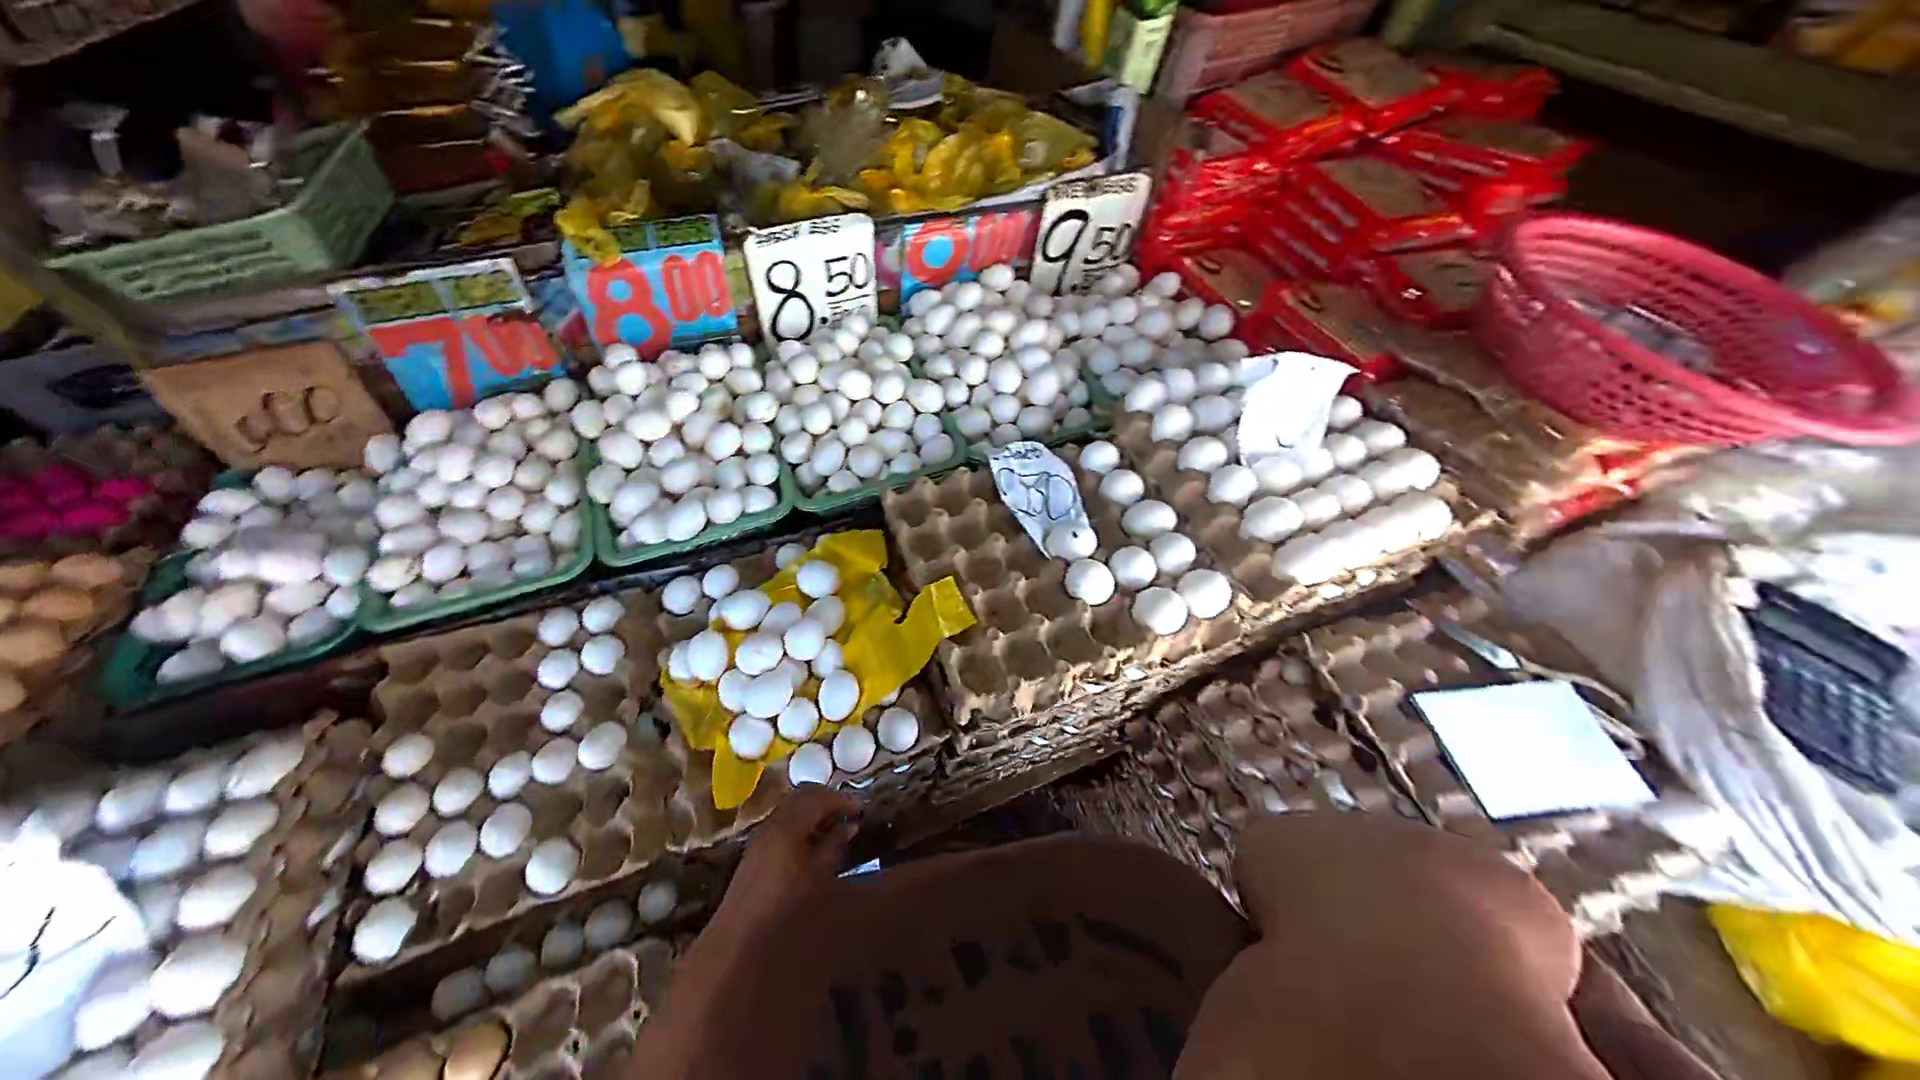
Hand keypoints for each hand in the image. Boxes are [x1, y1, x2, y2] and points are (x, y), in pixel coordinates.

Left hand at [714, 788, 859, 931]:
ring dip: (814, 814)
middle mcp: (771, 824)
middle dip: (827, 802)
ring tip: (835, 830)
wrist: (739, 945)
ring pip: (791, 811)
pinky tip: (814, 846)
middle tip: (849, 815)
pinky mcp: (755, 854)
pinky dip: (801, 827)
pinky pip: (783, 826)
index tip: (860, 810)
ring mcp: (760, 838)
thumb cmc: (787, 909)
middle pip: (802, 798)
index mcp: (787, 825)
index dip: (841, 799)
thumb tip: (849, 825)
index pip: (818, 797)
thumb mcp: (820, 874)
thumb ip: (835, 844)